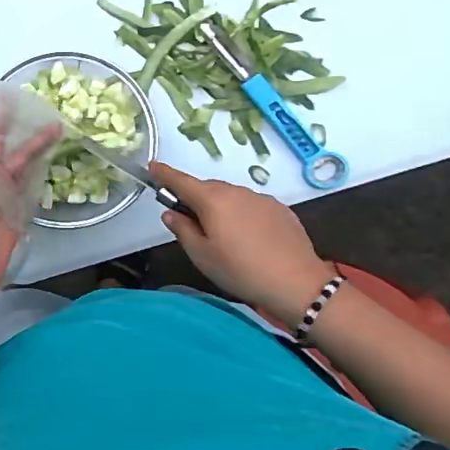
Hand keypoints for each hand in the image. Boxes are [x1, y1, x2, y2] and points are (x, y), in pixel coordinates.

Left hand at [0, 113, 61, 303]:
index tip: (10, 93)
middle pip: (15, 152)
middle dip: (30, 134)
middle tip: (50, 111)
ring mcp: (6, 201)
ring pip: (25, 171)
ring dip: (39, 153)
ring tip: (59, 131)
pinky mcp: (16, 219)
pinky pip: (31, 195)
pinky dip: (41, 181)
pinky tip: (52, 168)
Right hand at [150, 162, 337, 326]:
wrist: (296, 282)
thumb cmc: (241, 270)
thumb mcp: (202, 256)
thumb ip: (182, 230)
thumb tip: (171, 213)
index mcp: (212, 200)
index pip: (181, 180)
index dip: (164, 173)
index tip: (152, 166)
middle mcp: (236, 191)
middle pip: (207, 188)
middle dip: (195, 198)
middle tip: (190, 222)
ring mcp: (261, 198)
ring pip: (230, 196)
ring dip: (220, 208)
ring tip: (222, 237)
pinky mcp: (279, 209)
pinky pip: (251, 205)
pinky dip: (242, 214)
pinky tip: (248, 239)